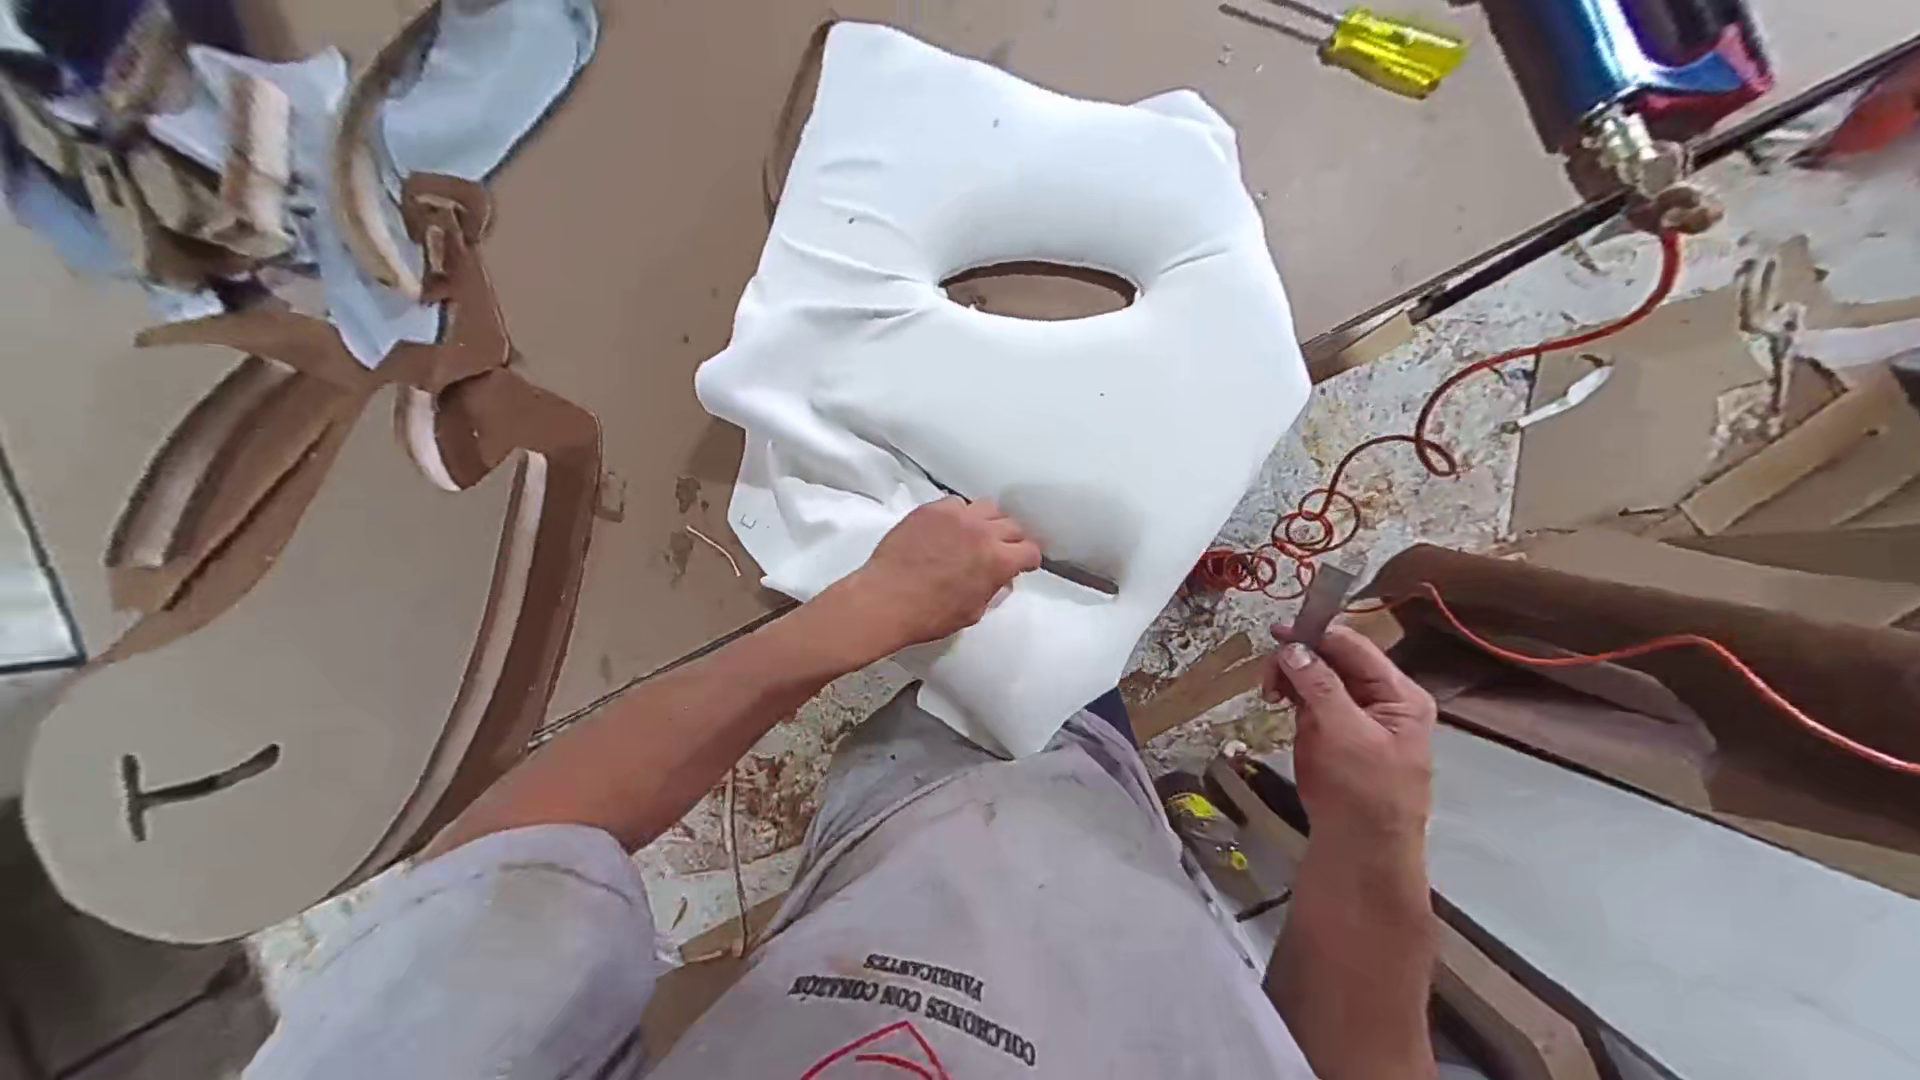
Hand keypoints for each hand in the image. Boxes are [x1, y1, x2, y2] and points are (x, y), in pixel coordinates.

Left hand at [816, 496, 1042, 658]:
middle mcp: (982, 531)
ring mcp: (956, 516)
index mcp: (998, 560)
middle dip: (1011, 539)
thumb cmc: (928, 614)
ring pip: (987, 507)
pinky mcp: (931, 510)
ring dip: (988, 521)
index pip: (1029, 550)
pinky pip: (956, 503)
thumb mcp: (972, 611)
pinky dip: (960, 514)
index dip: (1029, 559)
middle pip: (1012, 525)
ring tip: (978, 533)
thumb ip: (991, 590)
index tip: (1024, 564)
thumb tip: (999, 580)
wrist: (885, 600)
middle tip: (1002, 550)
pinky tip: (951, 528)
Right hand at [1262, 624, 1434, 845]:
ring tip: (1269, 693)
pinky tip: (1275, 700)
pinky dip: (1288, 692)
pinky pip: (1307, 696)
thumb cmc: (1362, 793)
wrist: (1358, 849)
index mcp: (1398, 695)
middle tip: (1268, 675)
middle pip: (1333, 658)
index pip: (1355, 647)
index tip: (1277, 634)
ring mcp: (1353, 713)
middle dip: (1298, 659)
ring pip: (1315, 674)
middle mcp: (1378, 698)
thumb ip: (1320, 686)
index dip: (1317, 635)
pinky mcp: (1330, 728)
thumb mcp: (1345, 734)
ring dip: (1289, 675)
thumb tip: (1293, 649)